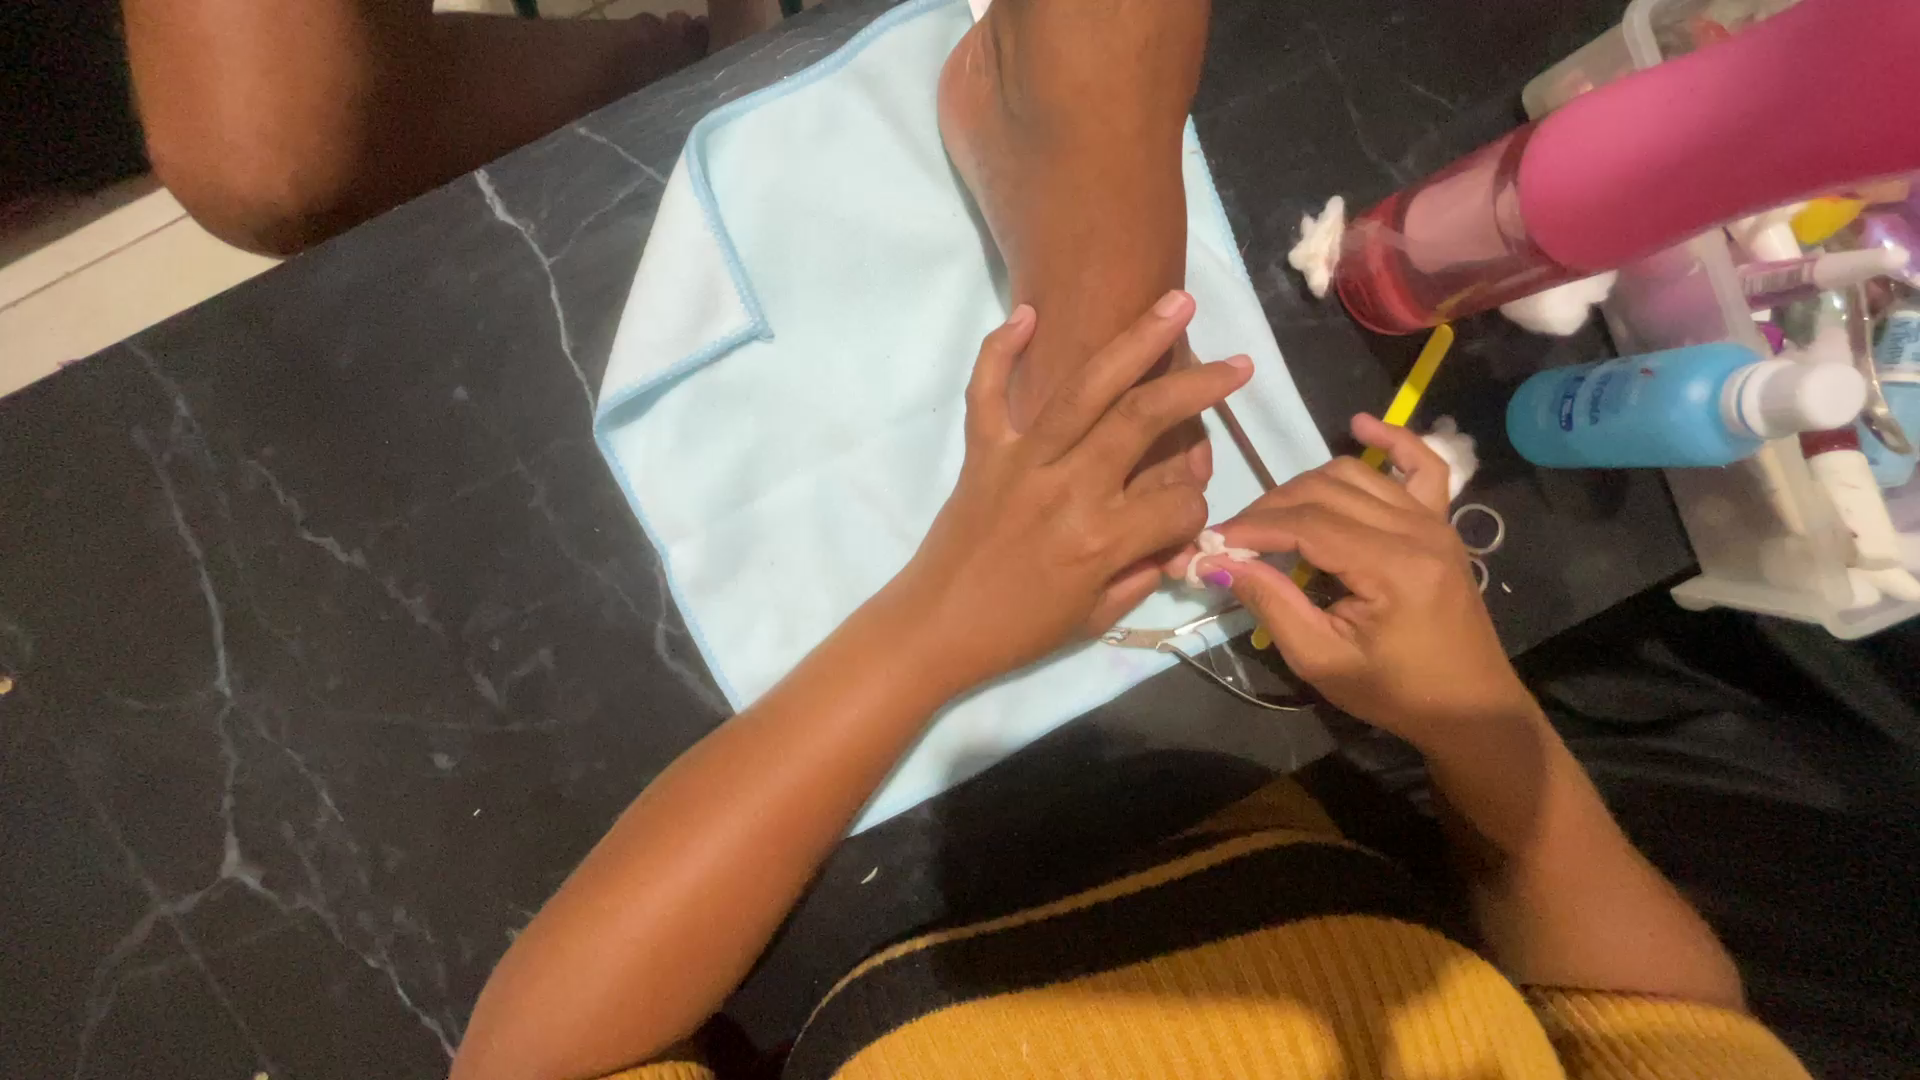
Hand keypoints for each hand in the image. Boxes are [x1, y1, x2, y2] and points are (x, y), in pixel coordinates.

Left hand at [890, 291, 1252, 689]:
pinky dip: (999, 351)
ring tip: (1175, 303)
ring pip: (1083, 390)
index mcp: (1103, 540)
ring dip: (1134, 342)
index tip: (1182, 519)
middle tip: (1236, 364)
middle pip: (1144, 419)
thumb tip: (1175, 536)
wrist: (935, 627)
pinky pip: (986, 392)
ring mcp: (1021, 462)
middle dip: (1198, 386)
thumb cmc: (1018, 631)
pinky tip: (1028, 316)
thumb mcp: (1096, 617)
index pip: (1180, 502)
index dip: (1195, 509)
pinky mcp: (981, 452)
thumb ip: (1143, 571)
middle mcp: (1068, 489)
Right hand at [1185, 415, 1529, 745]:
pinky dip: (1392, 441)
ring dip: (1304, 486)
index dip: (1252, 528)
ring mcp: (1434, 522)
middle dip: (1269, 508)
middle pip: (1324, 491)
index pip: (1306, 525)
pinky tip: (1359, 425)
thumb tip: (1218, 562)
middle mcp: (1417, 531)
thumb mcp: (1320, 659)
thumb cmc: (1394, 692)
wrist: (1471, 709)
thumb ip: (1271, 602)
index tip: (1212, 541)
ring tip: (1270, 517)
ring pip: (1354, 475)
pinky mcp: (1441, 525)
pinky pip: (1422, 467)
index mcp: (1392, 568)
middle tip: (1233, 538)